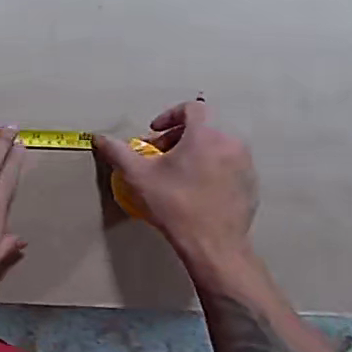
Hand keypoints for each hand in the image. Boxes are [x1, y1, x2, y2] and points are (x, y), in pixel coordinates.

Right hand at [95, 102, 256, 264]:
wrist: (211, 243)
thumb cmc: (175, 205)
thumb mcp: (138, 176)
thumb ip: (117, 152)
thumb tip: (101, 139)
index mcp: (205, 135)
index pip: (191, 108)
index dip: (169, 115)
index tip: (155, 132)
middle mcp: (230, 143)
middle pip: (203, 127)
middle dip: (177, 137)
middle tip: (160, 155)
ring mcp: (244, 164)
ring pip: (216, 145)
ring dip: (194, 151)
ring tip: (175, 172)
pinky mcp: (250, 183)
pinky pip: (228, 164)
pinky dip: (210, 167)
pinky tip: (193, 188)